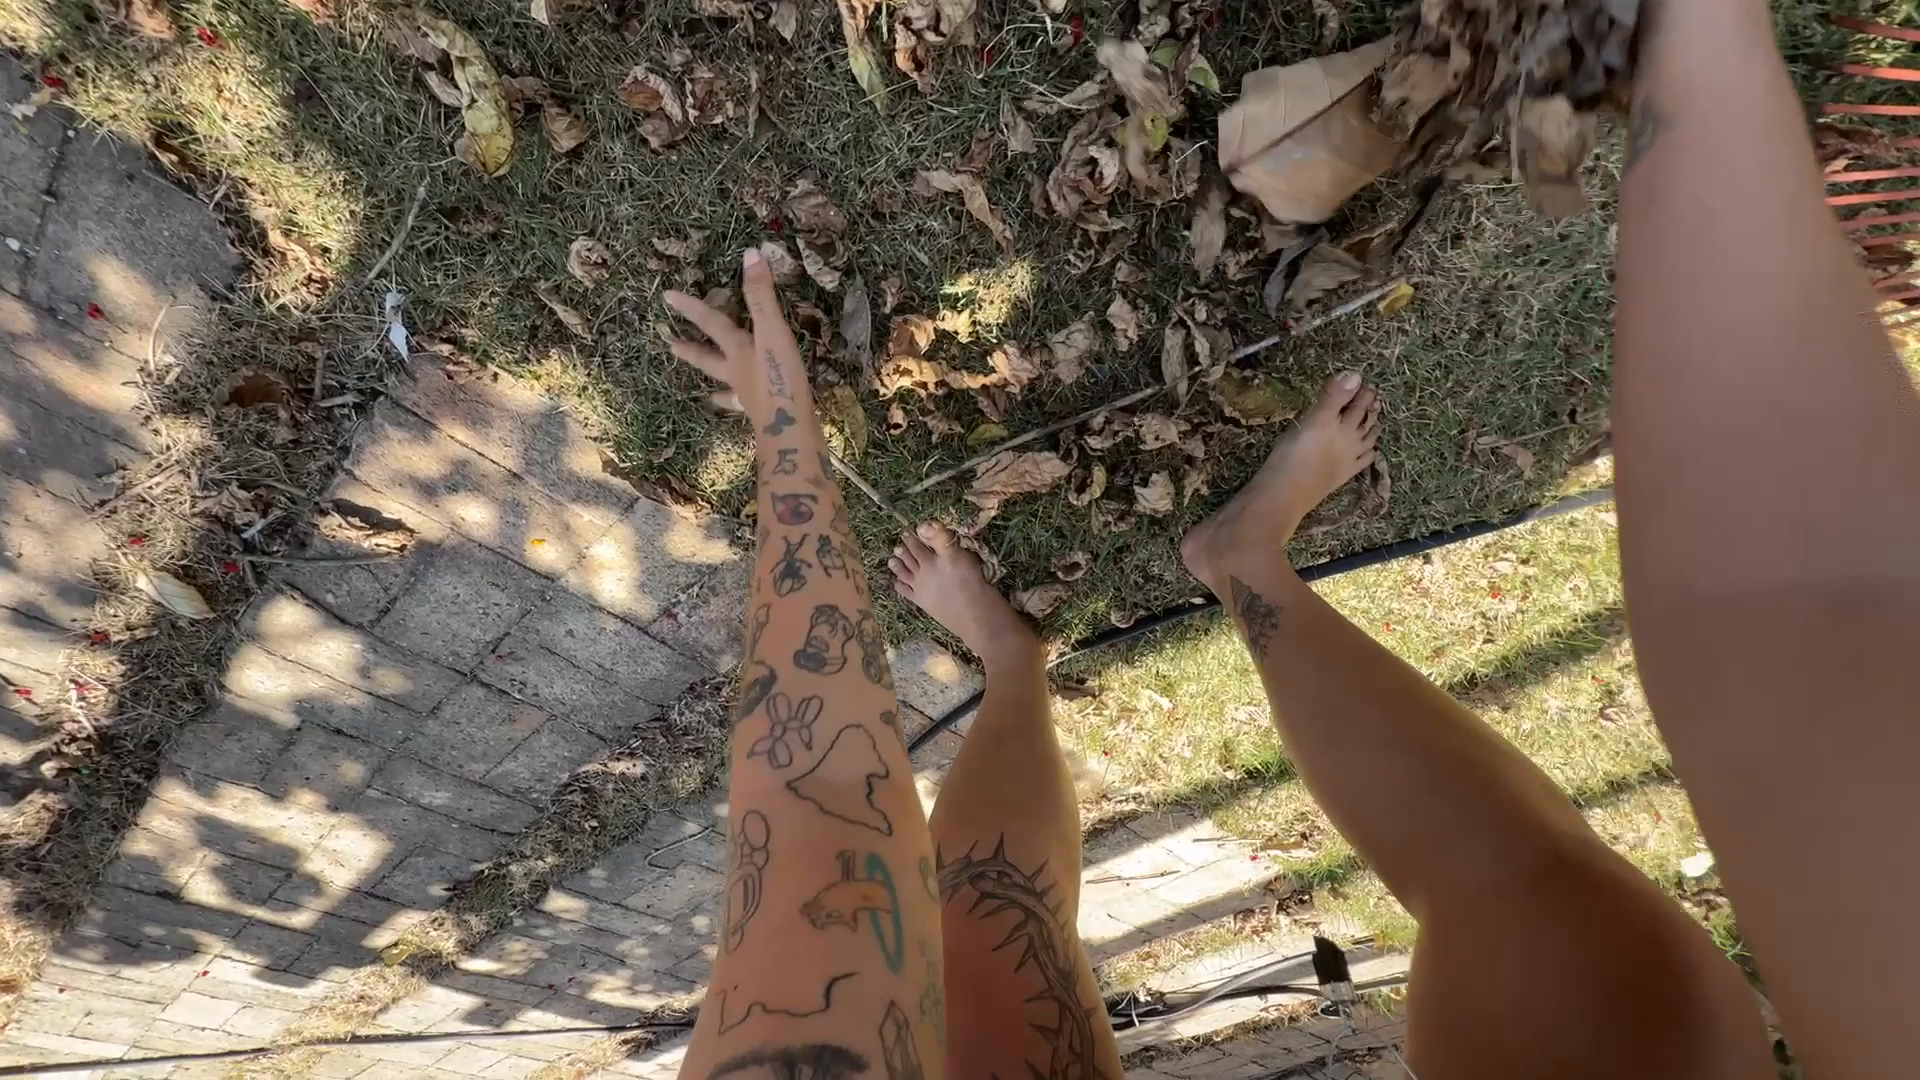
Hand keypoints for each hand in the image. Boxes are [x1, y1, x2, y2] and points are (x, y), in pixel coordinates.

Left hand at [663, 248, 806, 420]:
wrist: (790, 431)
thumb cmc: (780, 379)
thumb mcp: (774, 332)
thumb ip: (762, 296)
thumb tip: (751, 254)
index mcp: (737, 350)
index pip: (711, 322)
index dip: (692, 306)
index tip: (667, 295)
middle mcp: (737, 372)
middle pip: (708, 359)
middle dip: (691, 350)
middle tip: (671, 347)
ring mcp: (748, 396)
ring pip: (725, 387)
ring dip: (715, 384)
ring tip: (707, 391)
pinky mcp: (763, 415)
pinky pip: (747, 408)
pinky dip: (742, 407)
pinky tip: (743, 409)